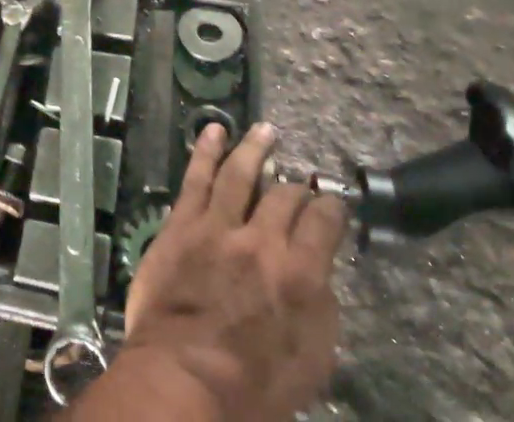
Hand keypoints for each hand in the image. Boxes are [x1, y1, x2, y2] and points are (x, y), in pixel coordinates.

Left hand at [121, 122, 348, 421]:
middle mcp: (263, 240)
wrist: (182, 376)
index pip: (325, 220)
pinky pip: (195, 179)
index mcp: (301, 273)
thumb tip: (318, 273)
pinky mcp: (181, 225)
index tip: (331, 203)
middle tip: (298, 181)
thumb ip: (320, 308)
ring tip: (265, 130)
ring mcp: (218, 227)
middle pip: (284, 195)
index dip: (332, 207)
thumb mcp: (312, 359)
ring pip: (240, 174)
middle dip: (296, 185)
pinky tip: (214, 131)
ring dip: (255, 149)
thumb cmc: (253, 384)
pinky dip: (206, 151)